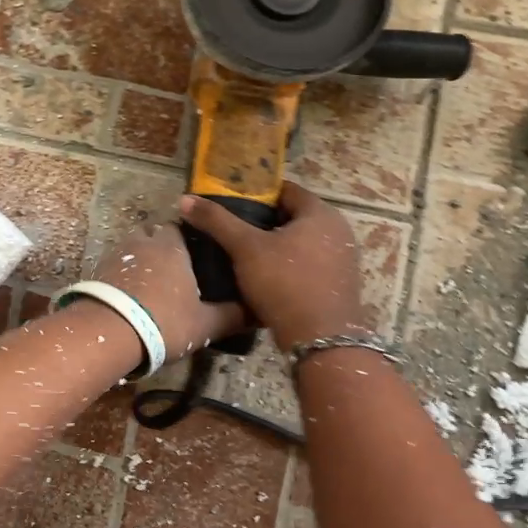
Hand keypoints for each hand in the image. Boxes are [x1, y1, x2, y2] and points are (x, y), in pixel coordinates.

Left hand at [90, 222, 245, 356]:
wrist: (107, 333)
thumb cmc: (164, 321)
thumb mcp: (206, 324)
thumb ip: (232, 316)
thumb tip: (257, 312)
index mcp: (170, 246)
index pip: (179, 226)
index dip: (188, 237)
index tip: (198, 253)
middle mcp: (141, 243)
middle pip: (151, 233)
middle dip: (162, 245)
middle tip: (176, 268)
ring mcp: (115, 255)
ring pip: (132, 248)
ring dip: (141, 259)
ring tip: (154, 283)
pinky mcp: (97, 271)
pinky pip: (116, 265)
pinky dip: (124, 274)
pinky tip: (132, 293)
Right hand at [180, 182, 369, 349]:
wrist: (320, 338)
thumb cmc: (284, 283)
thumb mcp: (244, 248)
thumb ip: (216, 221)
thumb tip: (185, 199)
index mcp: (320, 214)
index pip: (286, 190)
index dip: (256, 192)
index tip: (230, 200)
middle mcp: (338, 231)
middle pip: (292, 215)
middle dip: (262, 219)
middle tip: (231, 225)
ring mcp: (342, 258)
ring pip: (299, 240)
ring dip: (273, 242)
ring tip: (241, 250)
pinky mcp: (338, 282)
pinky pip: (307, 261)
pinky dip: (286, 262)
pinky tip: (263, 274)